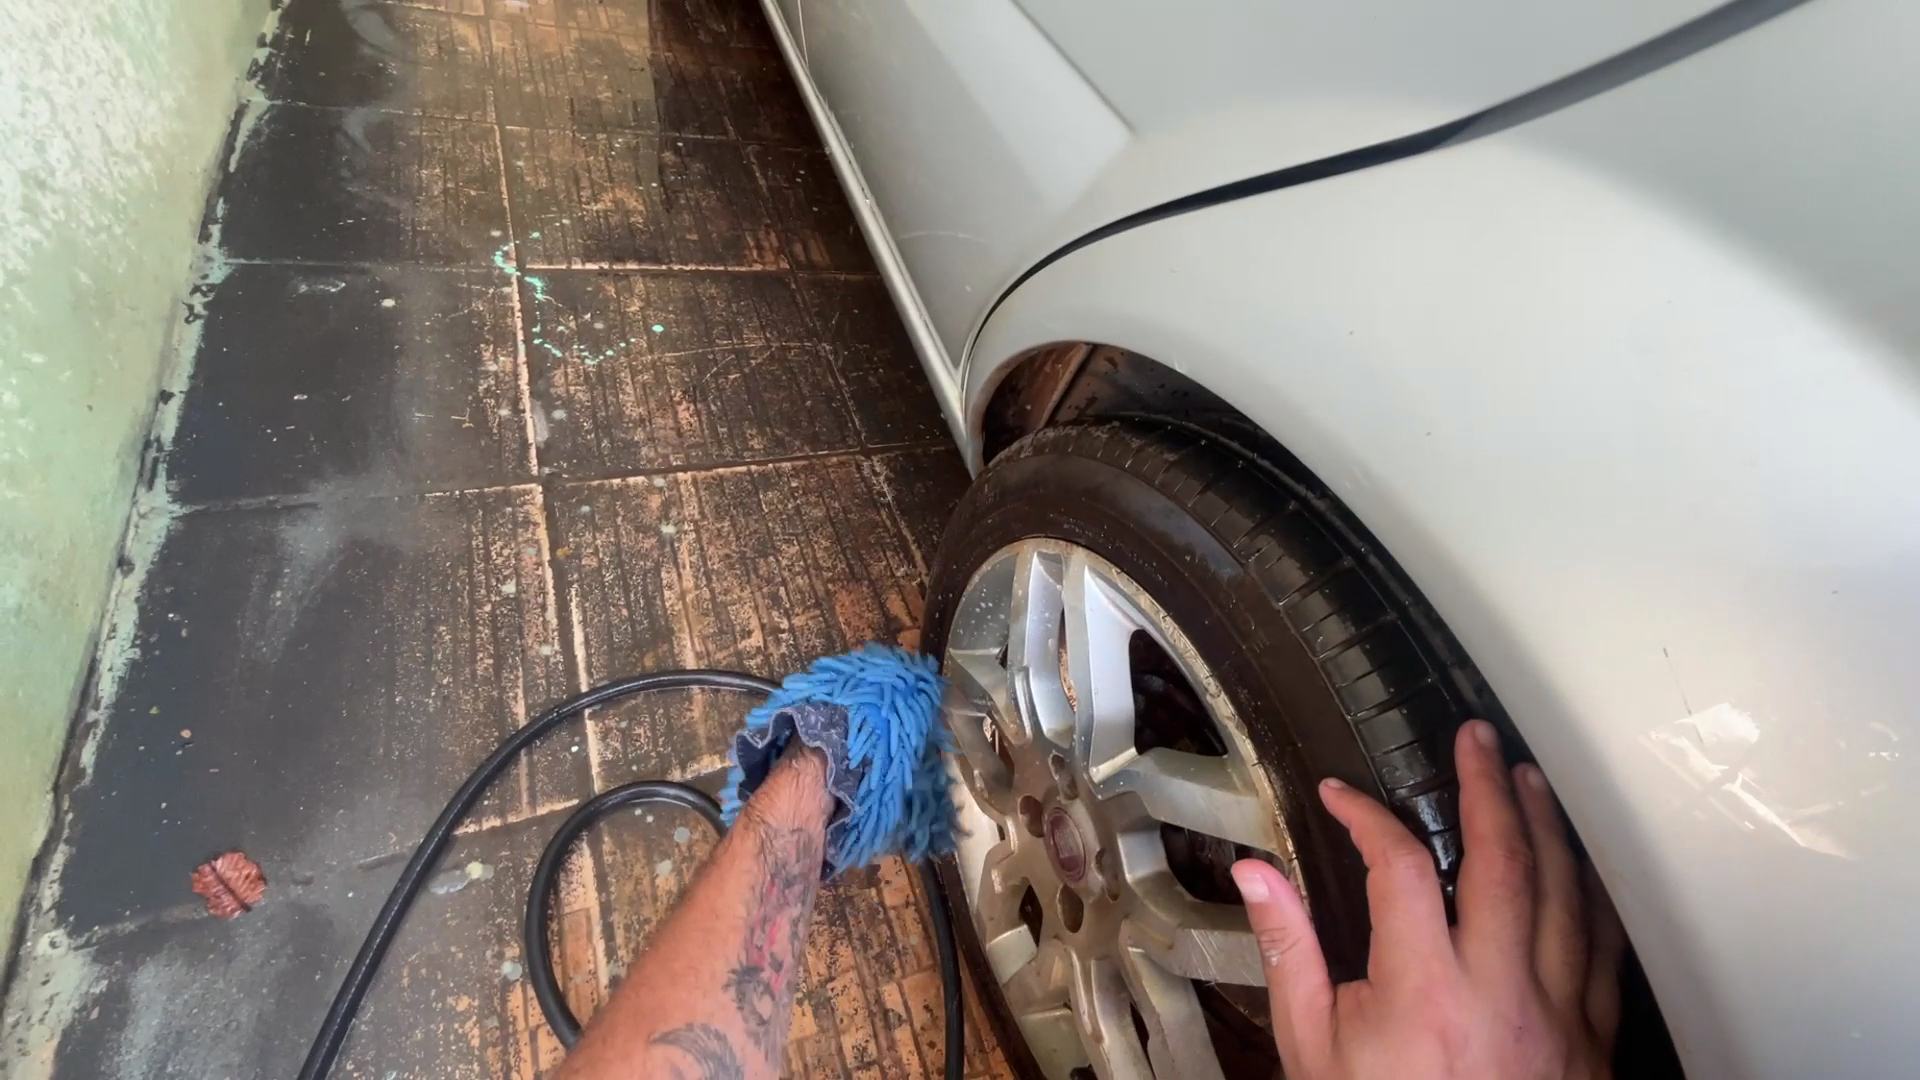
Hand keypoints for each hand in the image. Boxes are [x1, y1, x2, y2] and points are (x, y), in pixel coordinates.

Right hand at [1230, 720, 1624, 1079]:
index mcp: (1424, 990)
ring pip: (1568, 899)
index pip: (1398, 867)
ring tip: (1525, 777)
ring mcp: (1560, 1018)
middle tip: (1475, 739)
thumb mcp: (1311, 1043)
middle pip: (1506, 864)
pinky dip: (1588, 894)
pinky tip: (1575, 864)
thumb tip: (1253, 873)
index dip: (1365, 815)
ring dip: (1547, 827)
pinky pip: (1601, 952)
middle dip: (1489, 788)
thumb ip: (1286, 949)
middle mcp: (1502, 992)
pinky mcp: (1592, 1045)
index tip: (1337, 795)